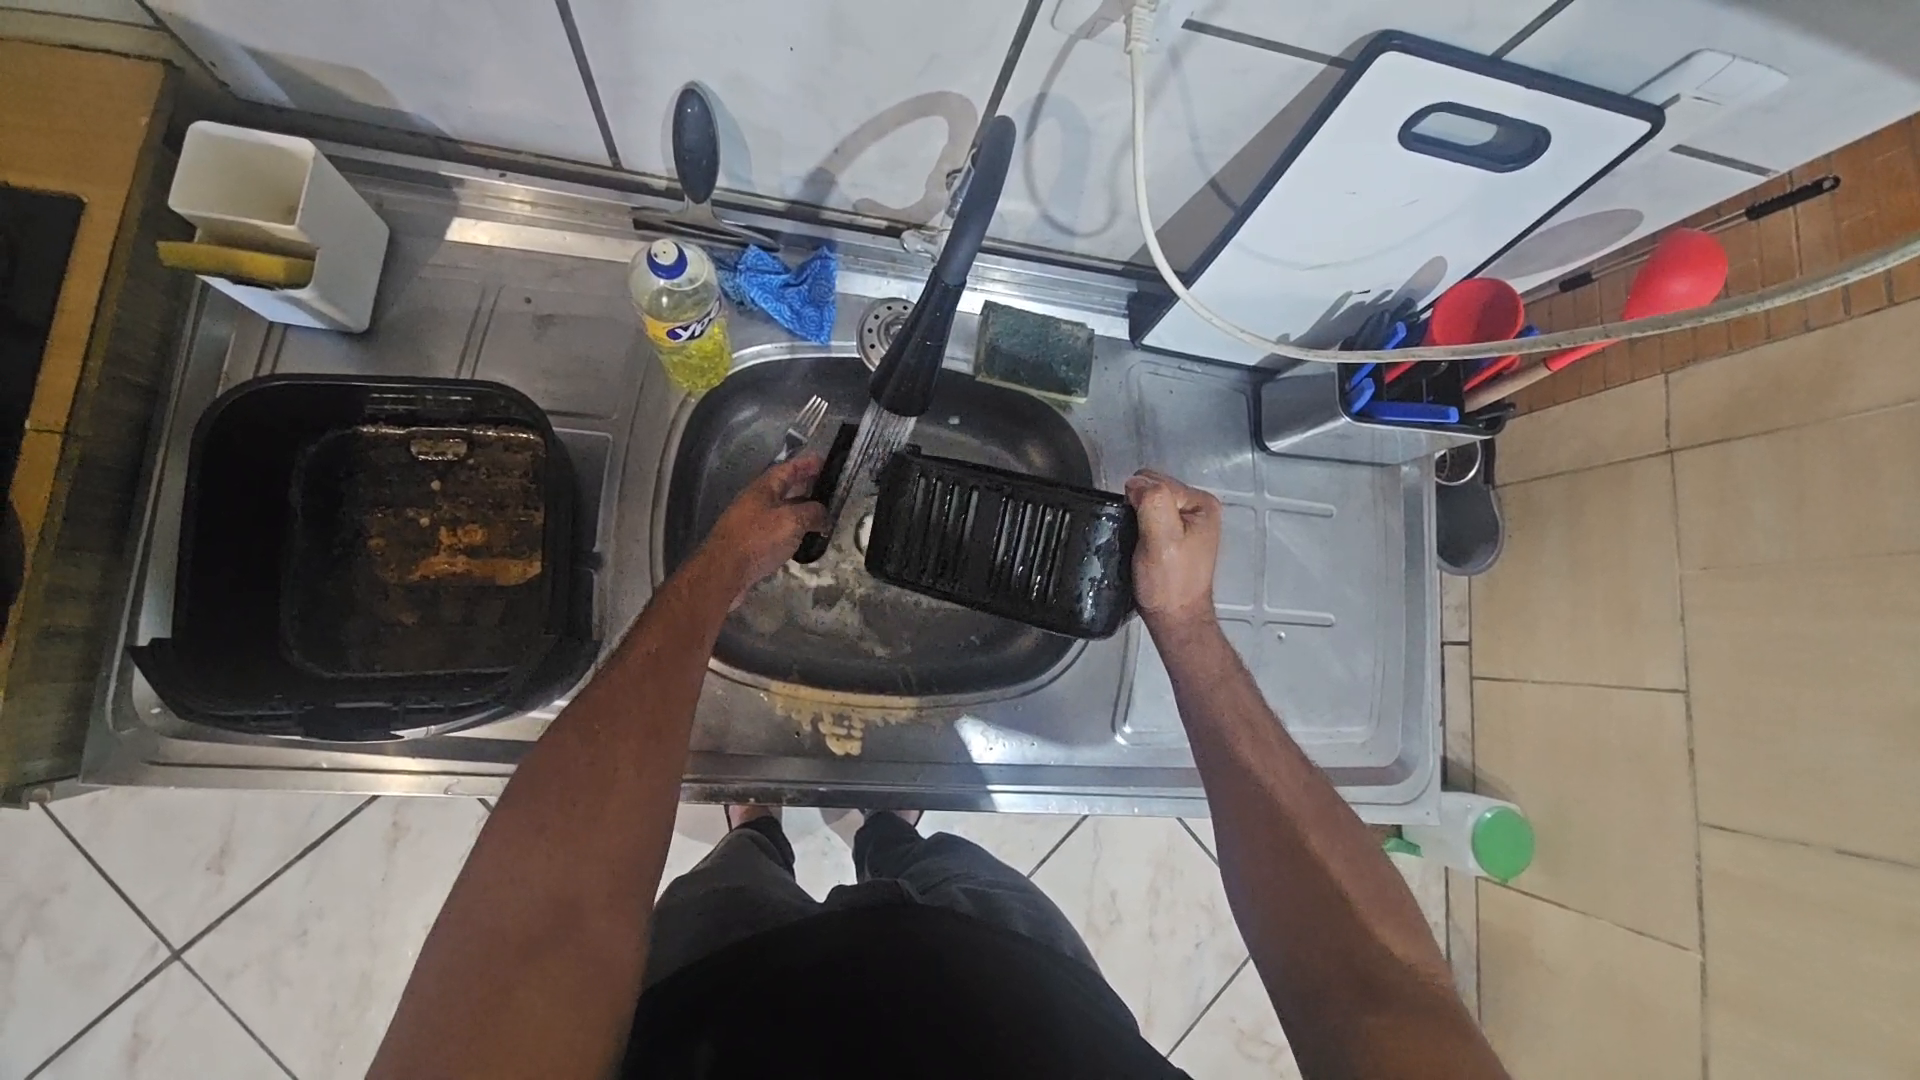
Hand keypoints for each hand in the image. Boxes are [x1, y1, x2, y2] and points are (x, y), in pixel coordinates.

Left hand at [697, 456, 828, 599]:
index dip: (805, 464)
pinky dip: (791, 531)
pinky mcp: (750, 544)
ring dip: (798, 510)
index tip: (823, 461)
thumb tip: (824, 514)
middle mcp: (755, 502)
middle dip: (803, 486)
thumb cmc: (758, 539)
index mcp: (763, 489)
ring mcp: (750, 523)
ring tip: (819, 515)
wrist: (724, 572)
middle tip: (825, 488)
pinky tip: (801, 539)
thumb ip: (812, 513)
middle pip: (782, 489)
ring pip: (779, 511)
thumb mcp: (792, 520)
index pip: (787, 469)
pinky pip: (775, 530)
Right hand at [1124, 469, 1220, 632]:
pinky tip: (1141, 545)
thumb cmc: (1168, 583)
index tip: (1138, 530)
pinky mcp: (1176, 535)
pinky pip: (1149, 517)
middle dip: (1138, 508)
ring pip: (1148, 503)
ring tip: (1139, 542)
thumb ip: (1152, 502)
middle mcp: (1198, 507)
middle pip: (1152, 488)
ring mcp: (1188, 522)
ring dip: (1137, 518)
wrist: (1175, 618)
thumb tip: (1134, 484)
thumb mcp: (1161, 539)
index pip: (1155, 481)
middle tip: (1139, 537)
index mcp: (1201, 502)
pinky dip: (1140, 527)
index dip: (1137, 501)